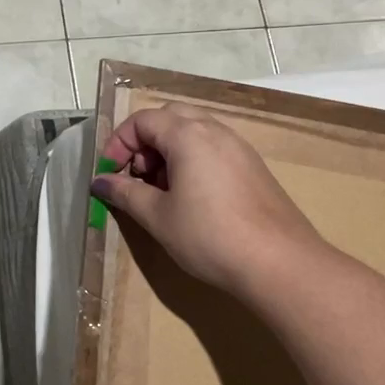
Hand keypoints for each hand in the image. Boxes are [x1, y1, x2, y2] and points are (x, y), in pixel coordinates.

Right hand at [92, 103, 327, 295]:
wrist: (283, 266)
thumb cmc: (211, 236)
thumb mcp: (158, 217)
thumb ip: (126, 193)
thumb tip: (101, 182)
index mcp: (188, 135)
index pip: (142, 121)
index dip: (119, 143)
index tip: (110, 173)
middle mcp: (215, 131)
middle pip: (169, 118)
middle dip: (145, 142)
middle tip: (138, 175)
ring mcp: (239, 149)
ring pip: (194, 132)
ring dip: (169, 151)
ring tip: (163, 190)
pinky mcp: (255, 169)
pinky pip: (214, 148)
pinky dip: (193, 160)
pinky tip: (193, 199)